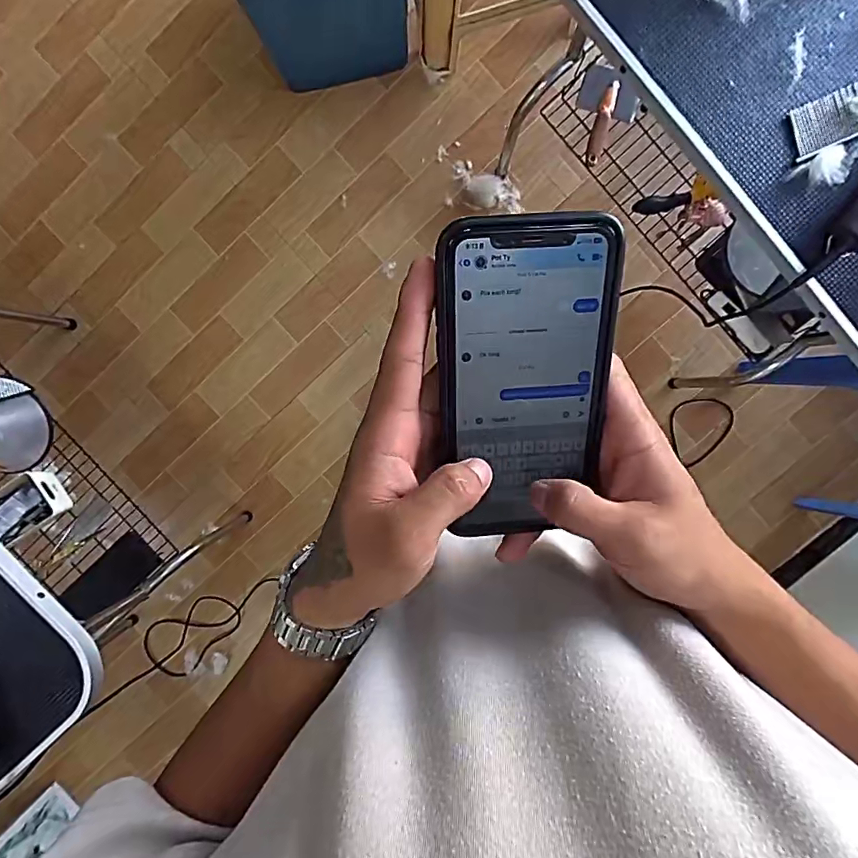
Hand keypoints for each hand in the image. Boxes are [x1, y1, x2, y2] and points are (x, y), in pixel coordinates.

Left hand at [287, 257, 492, 629]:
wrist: (346, 588)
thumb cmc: (363, 560)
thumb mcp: (405, 534)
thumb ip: (442, 498)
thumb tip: (480, 465)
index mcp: (386, 434)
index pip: (400, 360)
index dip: (414, 313)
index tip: (426, 269)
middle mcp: (399, 432)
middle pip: (428, 369)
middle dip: (451, 328)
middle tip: (487, 292)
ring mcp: (412, 448)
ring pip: (445, 398)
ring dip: (471, 372)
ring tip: (512, 342)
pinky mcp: (424, 467)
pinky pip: (455, 429)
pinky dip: (477, 413)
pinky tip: (506, 407)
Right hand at [499, 356, 772, 619]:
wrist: (698, 591)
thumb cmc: (687, 555)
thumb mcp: (632, 532)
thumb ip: (582, 508)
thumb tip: (538, 488)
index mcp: (636, 438)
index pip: (607, 378)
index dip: (576, 356)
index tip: (536, 348)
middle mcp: (614, 448)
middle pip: (565, 413)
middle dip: (528, 414)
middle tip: (488, 416)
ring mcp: (600, 473)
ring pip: (552, 456)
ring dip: (524, 470)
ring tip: (493, 482)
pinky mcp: (590, 499)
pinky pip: (552, 493)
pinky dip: (531, 510)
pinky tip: (513, 533)